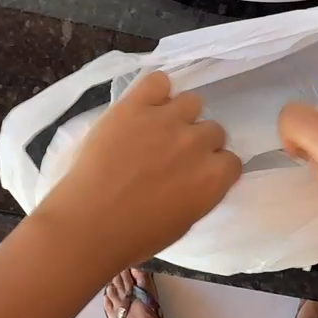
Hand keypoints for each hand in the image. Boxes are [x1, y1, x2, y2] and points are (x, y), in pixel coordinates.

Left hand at [31, 71, 240, 270]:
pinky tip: (145, 105)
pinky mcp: (136, 104)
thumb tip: (198, 177)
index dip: (213, 166)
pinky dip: (156, 90)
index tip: (196, 173)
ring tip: (158, 129)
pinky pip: (159, 81)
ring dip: (180, 115)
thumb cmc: (133, 236)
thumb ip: (200, 192)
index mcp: (212, 178)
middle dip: (197, 142)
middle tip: (173, 154)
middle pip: (214, 129)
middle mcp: (197, 143)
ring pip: (192, 102)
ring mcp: (167, 119)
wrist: (87, 224)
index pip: (231, 161)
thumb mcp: (183, 222)